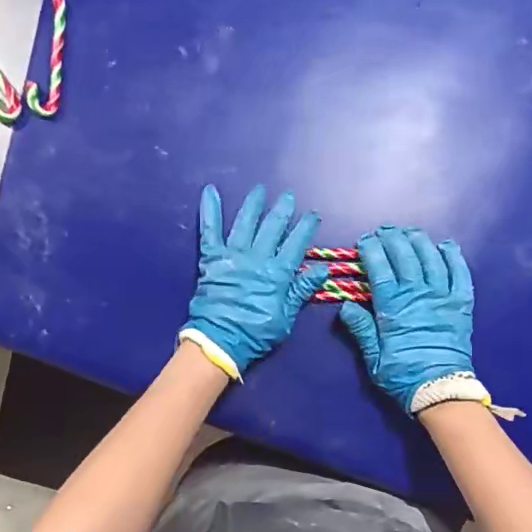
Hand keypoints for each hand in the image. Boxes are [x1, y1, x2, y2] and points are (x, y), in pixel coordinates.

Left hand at [180, 183, 329, 379]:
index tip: (312, 215)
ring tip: (259, 190)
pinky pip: (210, 230)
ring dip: (253, 204)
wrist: (220, 341)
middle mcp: (257, 258)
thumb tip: (322, 269)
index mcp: (278, 274)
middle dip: (282, 210)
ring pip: (245, 223)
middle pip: (272, 227)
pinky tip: (210, 191)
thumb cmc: (256, 335)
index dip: (306, 227)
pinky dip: (210, 210)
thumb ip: (301, 291)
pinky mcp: (211, 259)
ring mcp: (233, 256)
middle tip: (288, 196)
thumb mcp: (286, 318)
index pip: (296, 244)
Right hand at [339, 226, 502, 414]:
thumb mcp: (373, 357)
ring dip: (419, 241)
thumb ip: (361, 329)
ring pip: (430, 258)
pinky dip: (452, 256)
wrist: (440, 388)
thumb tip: (347, 306)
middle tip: (385, 231)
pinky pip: (459, 272)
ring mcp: (442, 296)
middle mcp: (418, 294)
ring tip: (410, 232)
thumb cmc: (402, 375)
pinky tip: (445, 246)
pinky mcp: (461, 304)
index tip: (365, 241)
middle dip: (393, 239)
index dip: (372, 250)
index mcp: (393, 307)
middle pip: (405, 256)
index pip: (380, 268)